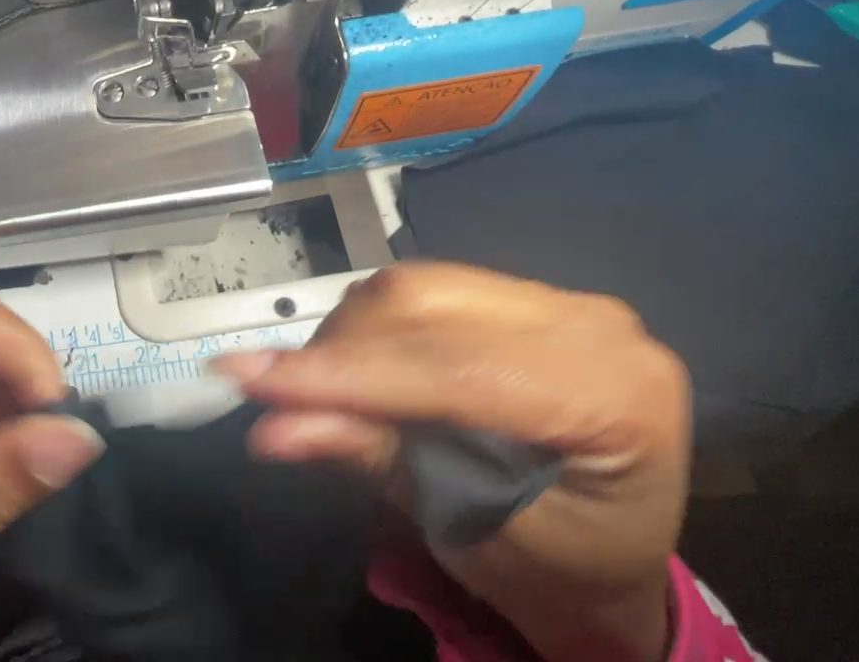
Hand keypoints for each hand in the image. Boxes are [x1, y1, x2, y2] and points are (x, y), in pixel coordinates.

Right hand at [213, 262, 690, 661]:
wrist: (604, 564)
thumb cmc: (554, 571)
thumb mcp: (462, 527)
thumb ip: (372, 460)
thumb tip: (269, 430)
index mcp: (614, 396)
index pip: (453, 367)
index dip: (344, 371)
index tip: (244, 376)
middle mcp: (593, 326)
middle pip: (424, 305)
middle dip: (334, 349)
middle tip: (271, 392)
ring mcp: (558, 301)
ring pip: (411, 287)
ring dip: (345, 335)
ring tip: (315, 388)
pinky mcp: (519, 297)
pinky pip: (418, 290)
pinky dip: (366, 327)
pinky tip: (351, 367)